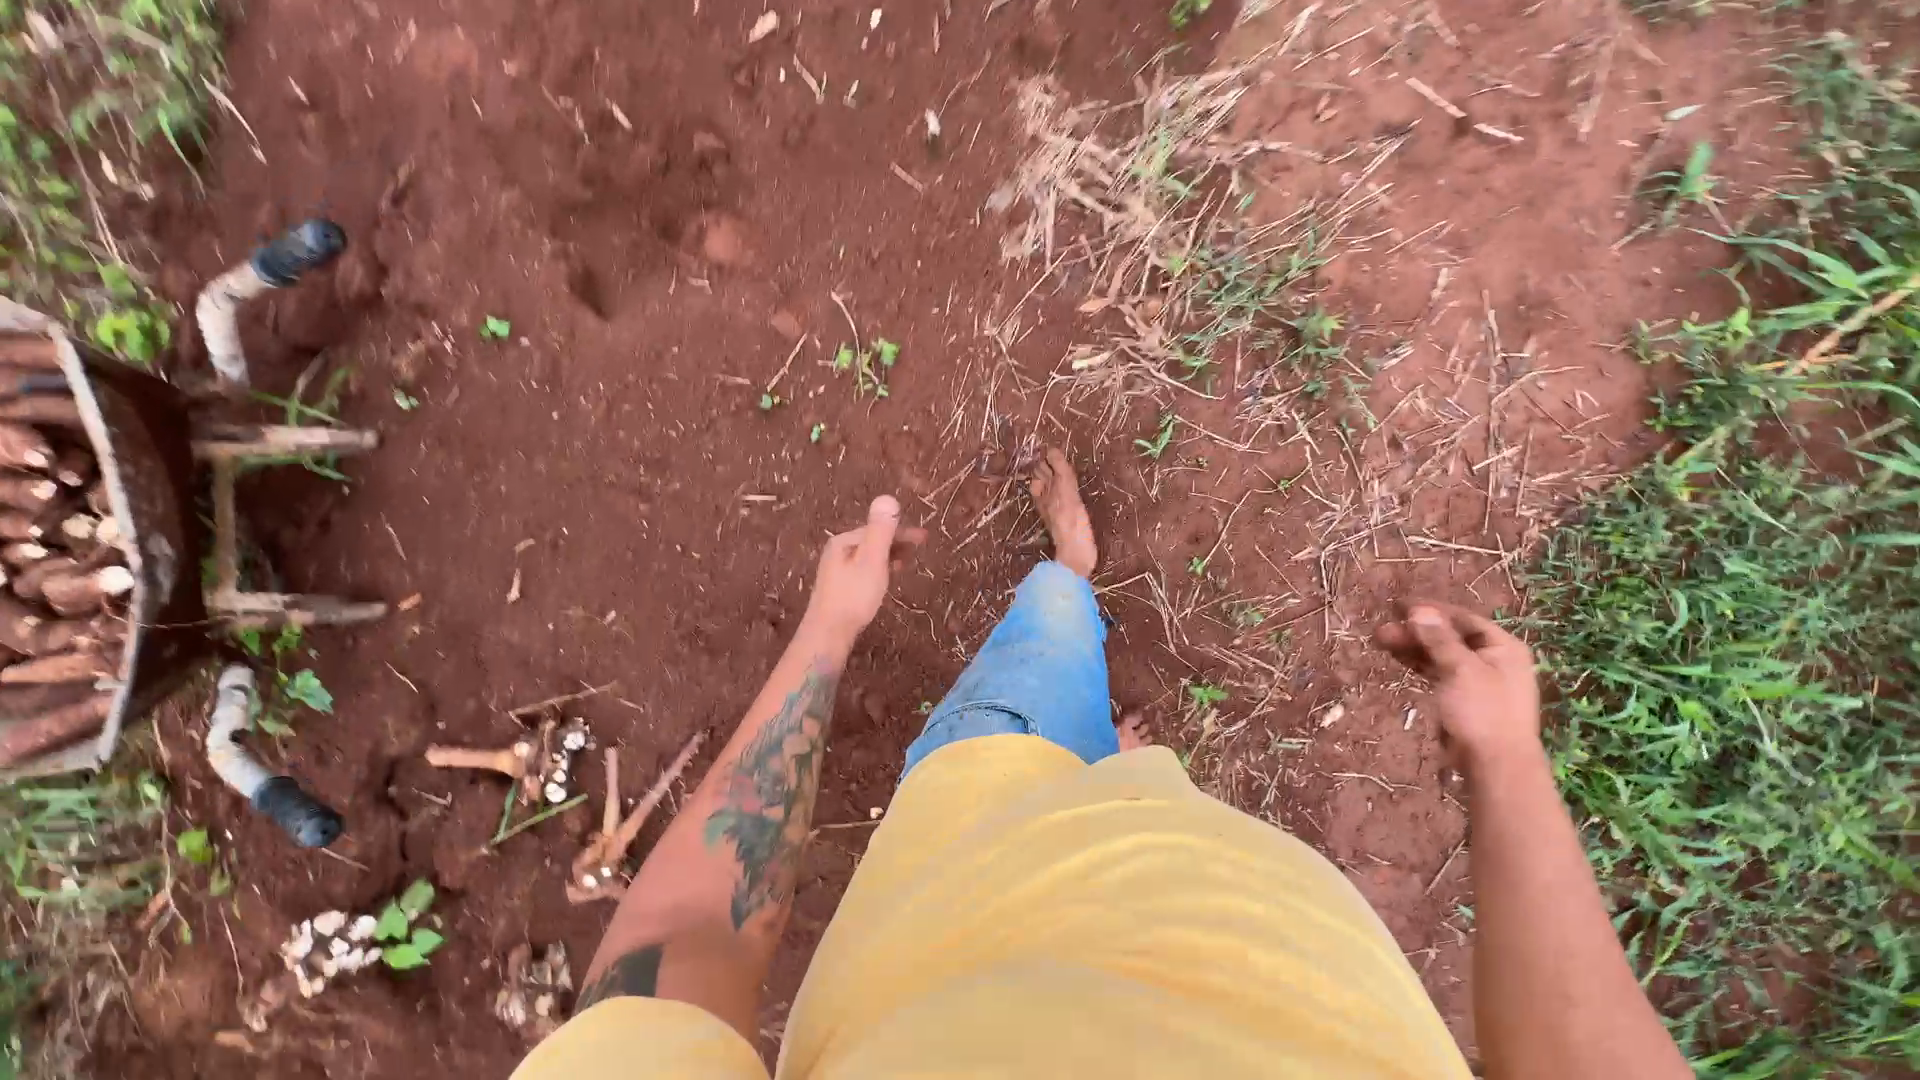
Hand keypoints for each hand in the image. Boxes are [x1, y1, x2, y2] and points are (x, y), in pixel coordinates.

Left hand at [799, 495, 924, 648]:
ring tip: (908, 562)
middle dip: (897, 541)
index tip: (925, 538)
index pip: (877, 528)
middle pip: (872, 540)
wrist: (828, 634)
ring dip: (890, 555)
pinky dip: (880, 568)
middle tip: (921, 548)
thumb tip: (887, 497)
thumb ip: (881, 531)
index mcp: (844, 541)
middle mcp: (837, 551)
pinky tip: (886, 580)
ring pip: (869, 556)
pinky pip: (864, 569)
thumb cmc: (853, 596)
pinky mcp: (839, 588)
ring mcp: (836, 570)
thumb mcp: (871, 560)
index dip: (903, 531)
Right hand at [1374, 602, 1540, 769]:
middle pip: (1449, 636)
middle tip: (1382, 629)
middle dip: (1416, 630)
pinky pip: (1438, 671)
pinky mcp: (1462, 697)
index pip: (1462, 619)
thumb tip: (1419, 611)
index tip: (1398, 606)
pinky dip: (1419, 663)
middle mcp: (1492, 659)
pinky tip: (1399, 658)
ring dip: (1413, 646)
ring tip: (1381, 640)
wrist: (1494, 763)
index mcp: (1502, 647)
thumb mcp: (1460, 669)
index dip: (1431, 610)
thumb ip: (1439, 638)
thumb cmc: (1482, 711)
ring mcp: (1477, 679)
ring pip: (1440, 654)